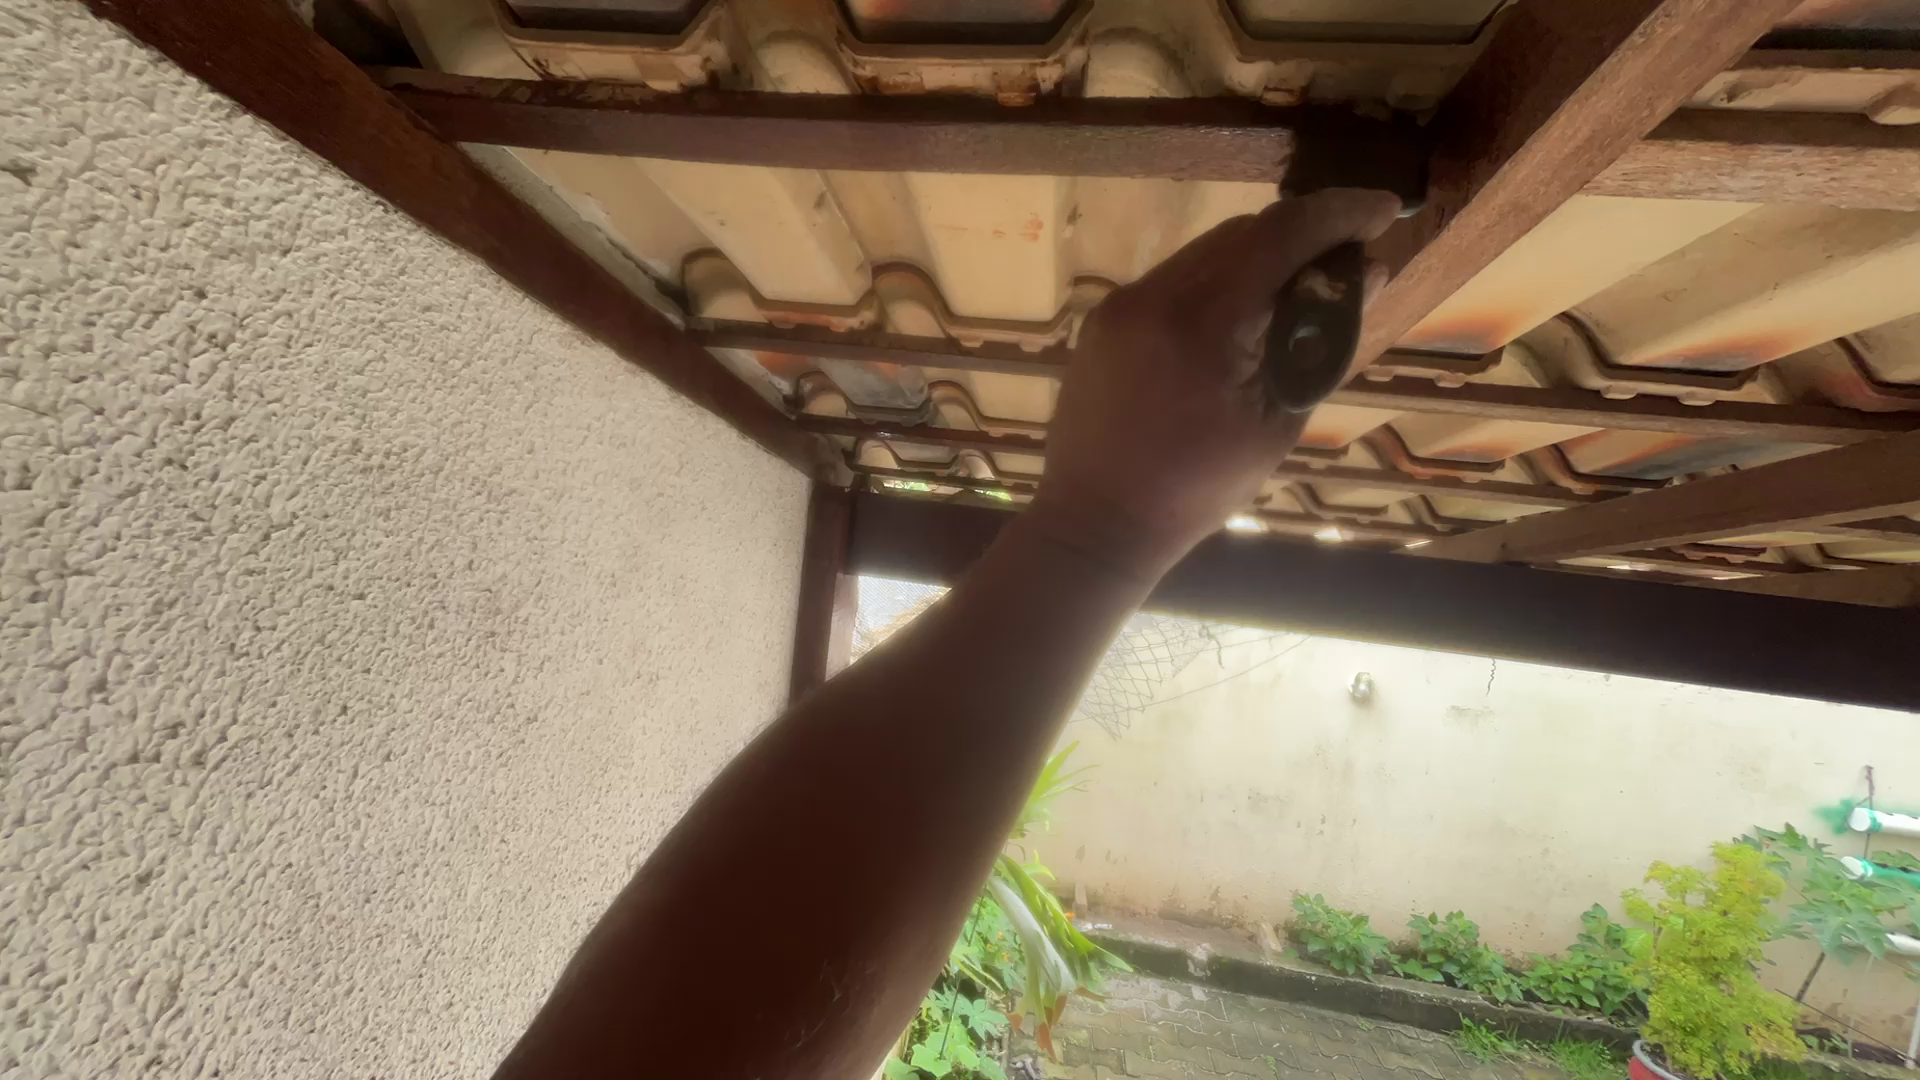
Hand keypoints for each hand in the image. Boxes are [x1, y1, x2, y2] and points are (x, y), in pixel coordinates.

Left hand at [1027, 188, 1399, 579]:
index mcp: (1198, 322)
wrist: (1094, 522)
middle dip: (1298, 238)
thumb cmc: (1193, 492)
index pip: (1281, 233)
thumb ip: (1320, 342)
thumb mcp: (1276, 424)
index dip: (1340, 214)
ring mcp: (1116, 307)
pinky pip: (1168, 283)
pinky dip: (1210, 287)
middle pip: (1239, 234)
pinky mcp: (1099, 324)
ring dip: (1252, 262)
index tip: (1383, 211)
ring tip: (1286, 301)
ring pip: (1201, 255)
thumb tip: (1368, 274)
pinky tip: (1230, 323)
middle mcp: (1149, 297)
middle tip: (1339, 269)